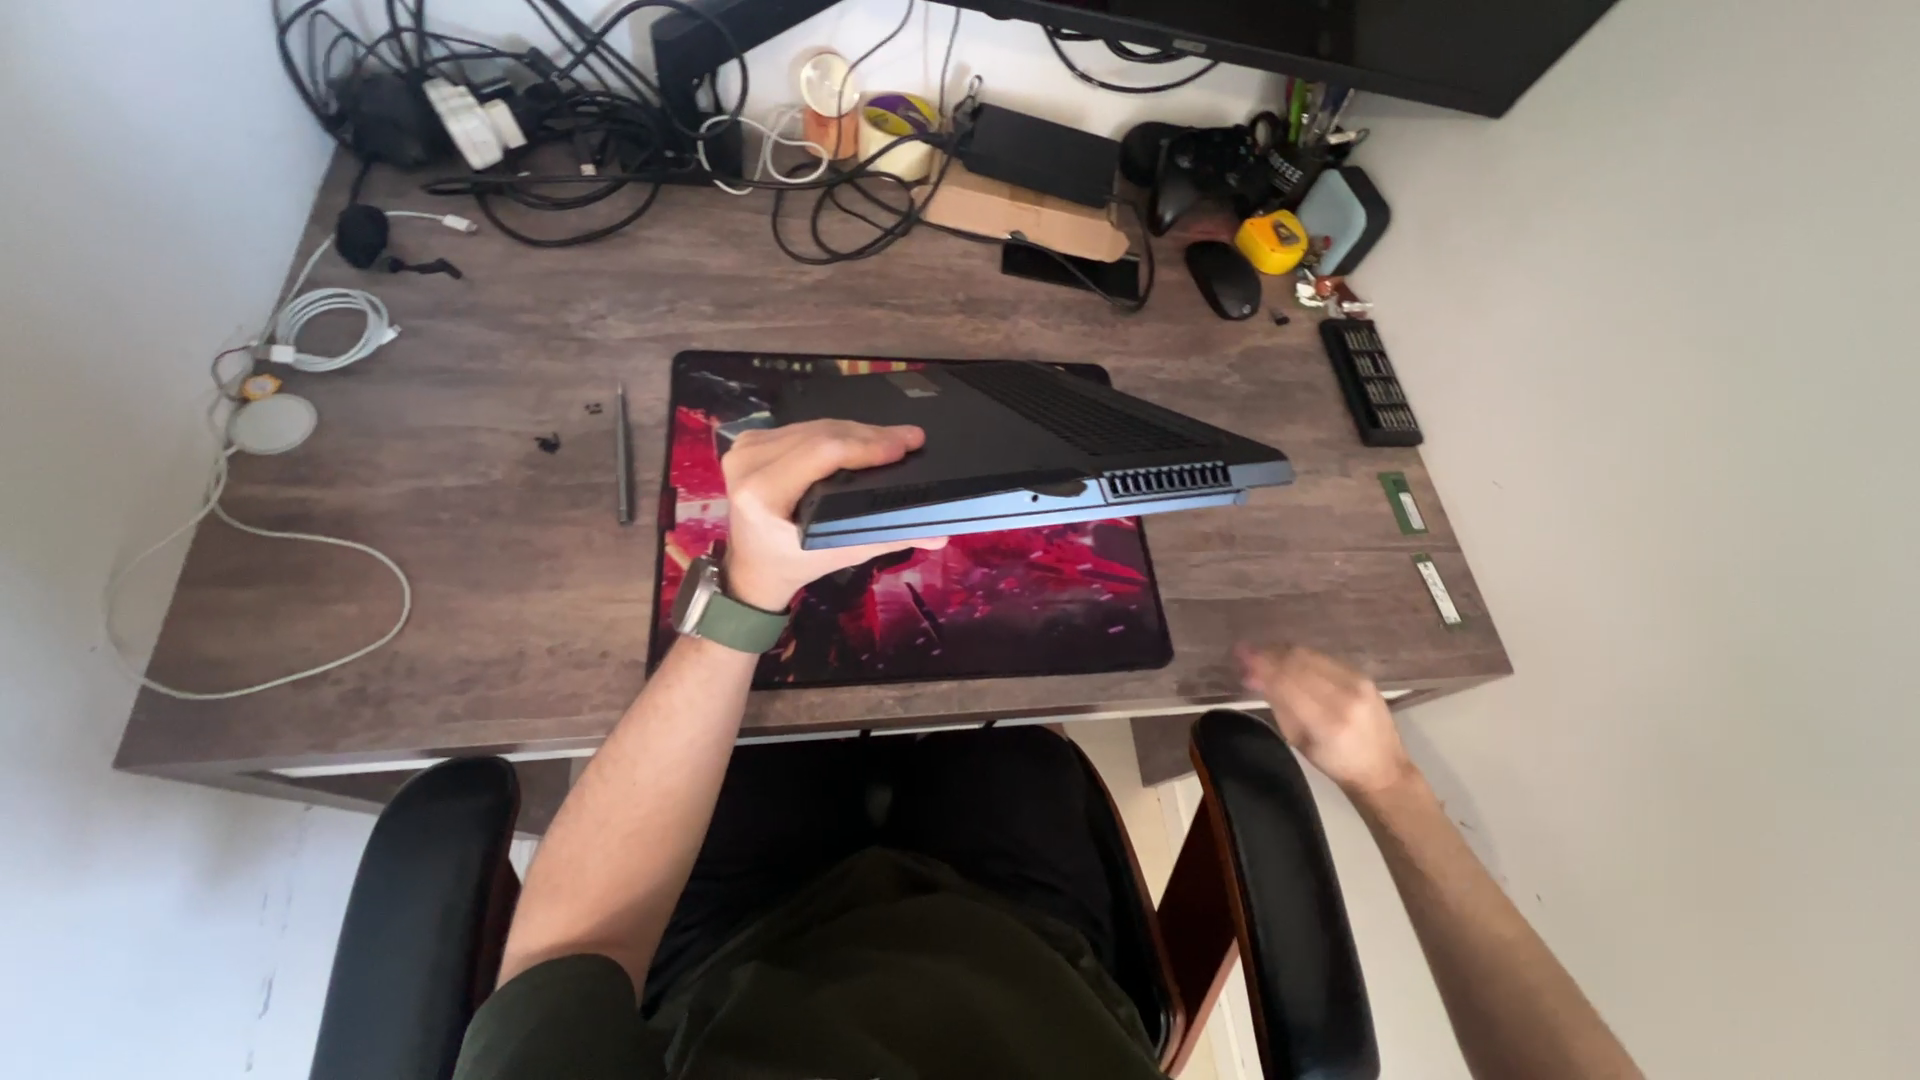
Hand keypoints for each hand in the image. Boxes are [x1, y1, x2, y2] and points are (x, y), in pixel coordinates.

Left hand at [719, 419, 948, 611]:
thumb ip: (888, 538)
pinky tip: (863, 437)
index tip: (903, 446)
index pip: (821, 453)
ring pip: (813, 426)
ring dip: (856, 431)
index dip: (865, 445)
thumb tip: (938, 533)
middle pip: (820, 434)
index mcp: (762, 494)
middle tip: (910, 439)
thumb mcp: (839, 554)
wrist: (753, 566)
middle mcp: (748, 464)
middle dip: (869, 435)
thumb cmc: (794, 563)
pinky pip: (802, 427)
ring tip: (893, 438)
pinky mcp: (750, 441)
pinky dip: (836, 432)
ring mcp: (745, 449)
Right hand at [1235, 643, 1414, 795]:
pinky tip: (1287, 659)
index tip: (1240, 656)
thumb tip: (1253, 677)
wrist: (1383, 768)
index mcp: (1327, 722)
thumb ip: (1278, 704)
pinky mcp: (1363, 676)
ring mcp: (1358, 683)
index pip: (1285, 681)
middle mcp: (1345, 696)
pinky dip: (1300, 656)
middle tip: (1246, 653)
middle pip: (1297, 661)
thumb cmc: (1334, 762)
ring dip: (1282, 652)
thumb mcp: (1298, 740)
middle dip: (1267, 655)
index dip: (1259, 665)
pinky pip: (1323, 658)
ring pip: (1309, 655)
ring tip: (1263, 654)